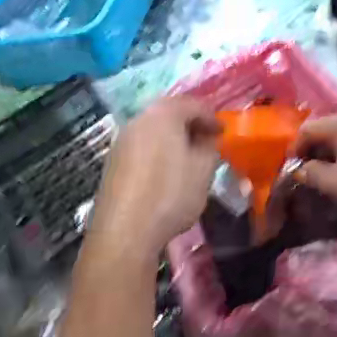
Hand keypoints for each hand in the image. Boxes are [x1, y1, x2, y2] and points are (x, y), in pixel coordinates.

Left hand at [90, 97, 222, 252]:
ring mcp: (121, 141)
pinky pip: (142, 148)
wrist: (125, 231)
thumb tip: (207, 138)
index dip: (212, 117)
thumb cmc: (171, 194)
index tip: (224, 132)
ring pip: (154, 131)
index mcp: (163, 114)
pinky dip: (158, 152)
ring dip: (173, 139)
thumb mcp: (204, 169)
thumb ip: (210, 146)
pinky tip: (167, 173)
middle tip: (208, 141)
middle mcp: (138, 120)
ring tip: (189, 158)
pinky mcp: (112, 163)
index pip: (193, 104)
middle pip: (169, 114)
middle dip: (191, 125)